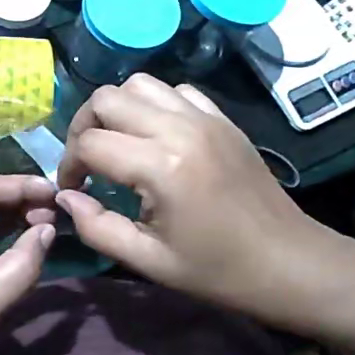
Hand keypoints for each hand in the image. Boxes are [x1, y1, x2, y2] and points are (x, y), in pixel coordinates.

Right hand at [54, 75, 336, 323]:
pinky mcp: (222, 118)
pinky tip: (156, 135)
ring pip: (139, 84)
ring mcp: (204, 117)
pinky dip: (154, 104)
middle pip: (107, 98)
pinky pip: (176, 90)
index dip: (69, 165)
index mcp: (160, 166)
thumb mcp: (149, 260)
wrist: (289, 261)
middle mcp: (179, 128)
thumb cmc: (218, 270)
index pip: (90, 143)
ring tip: (117, 142)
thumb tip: (65, 197)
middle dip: (84, 126)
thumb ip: (97, 227)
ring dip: (117, 108)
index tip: (72, 189)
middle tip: (87, 161)